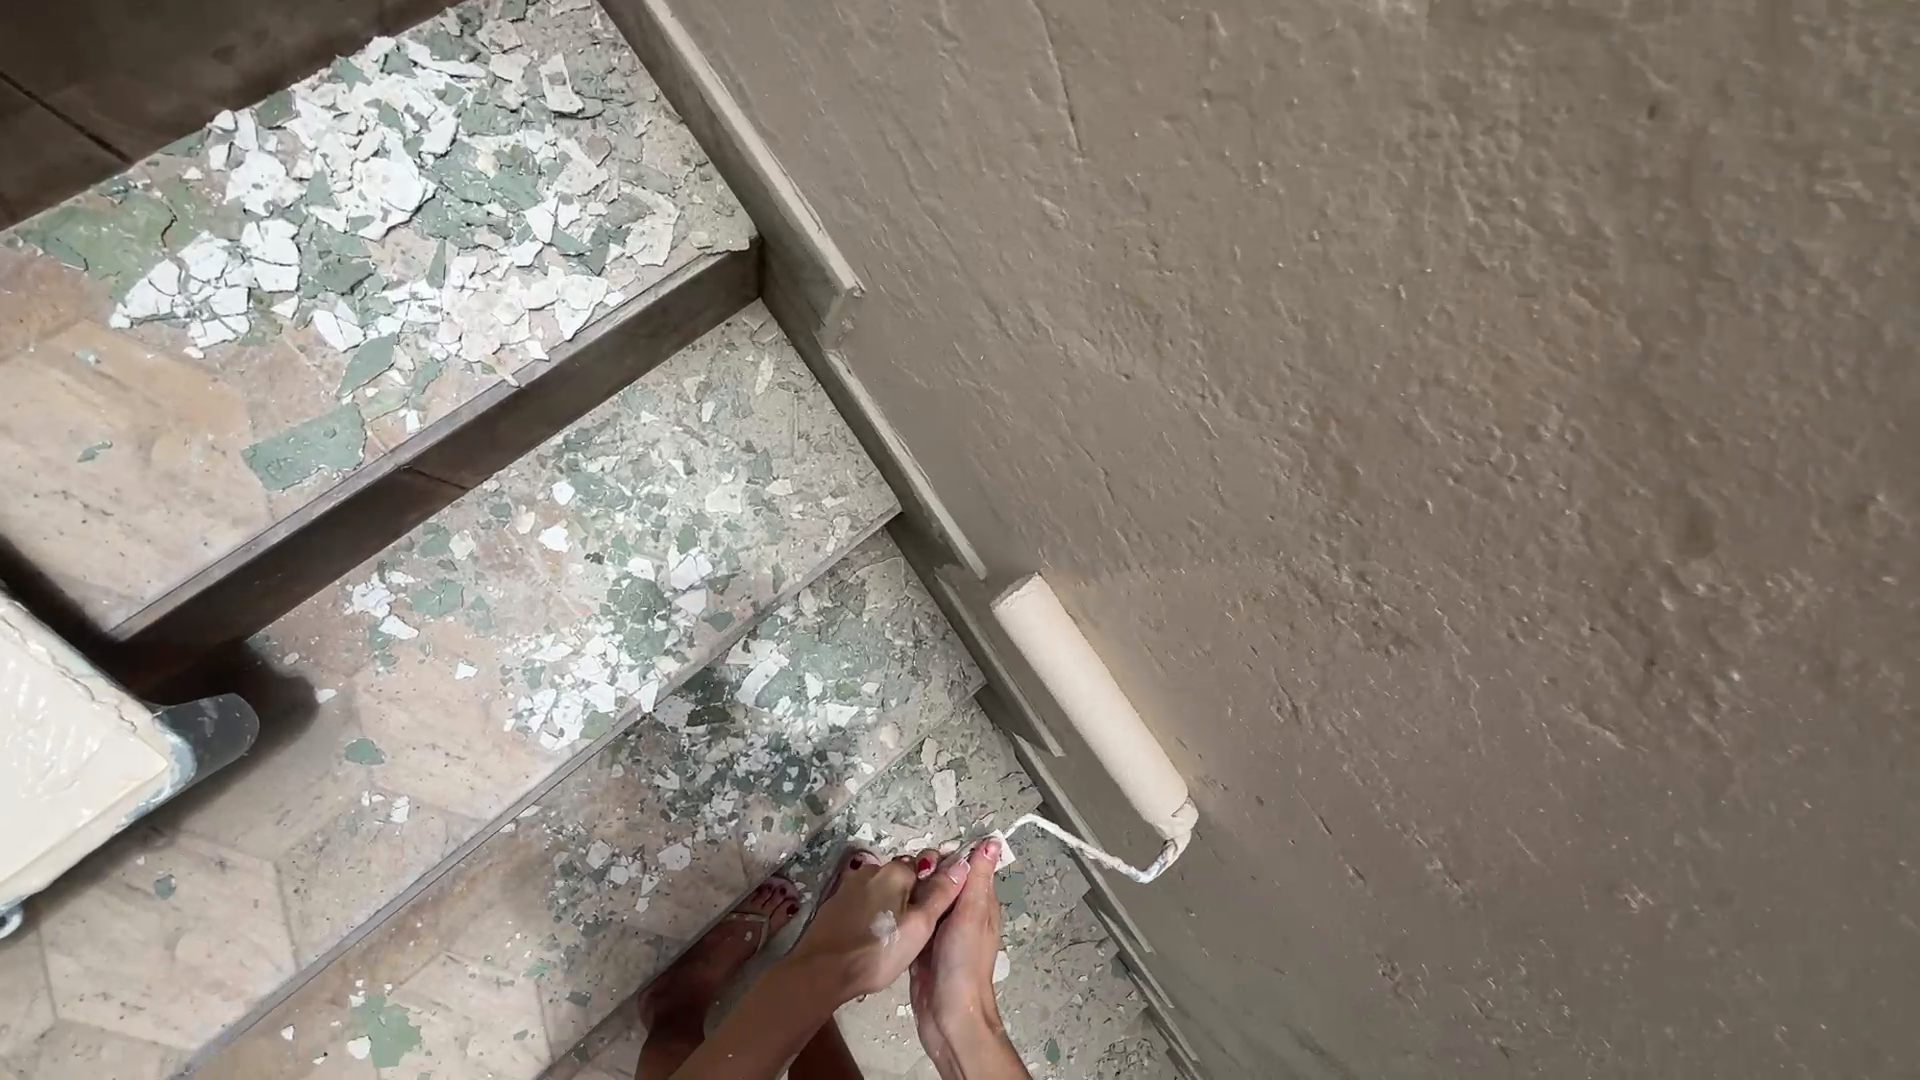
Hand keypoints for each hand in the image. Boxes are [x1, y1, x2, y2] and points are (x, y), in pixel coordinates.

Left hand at [785, 847, 971, 1002]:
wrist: (822, 970)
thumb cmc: (878, 951)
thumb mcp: (919, 926)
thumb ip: (941, 894)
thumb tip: (962, 864)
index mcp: (896, 870)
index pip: (927, 866)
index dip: (937, 884)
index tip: (938, 910)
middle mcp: (874, 868)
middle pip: (904, 874)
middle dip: (914, 893)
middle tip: (917, 927)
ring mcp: (851, 884)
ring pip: (883, 888)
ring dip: (892, 902)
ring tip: (895, 933)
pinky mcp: (836, 902)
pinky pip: (865, 900)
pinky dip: (874, 911)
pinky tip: (873, 933)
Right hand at [910, 837, 1022, 1074]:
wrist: (947, 1016)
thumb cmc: (964, 962)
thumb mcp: (972, 913)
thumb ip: (977, 878)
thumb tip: (992, 841)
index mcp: (979, 901)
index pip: (965, 865)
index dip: (949, 855)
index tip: (930, 856)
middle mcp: (960, 912)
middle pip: (942, 879)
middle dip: (926, 873)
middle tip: (909, 875)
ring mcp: (940, 929)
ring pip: (925, 897)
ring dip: (912, 890)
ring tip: (894, 885)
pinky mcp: (921, 944)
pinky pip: (912, 919)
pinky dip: (903, 911)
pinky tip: (887, 905)